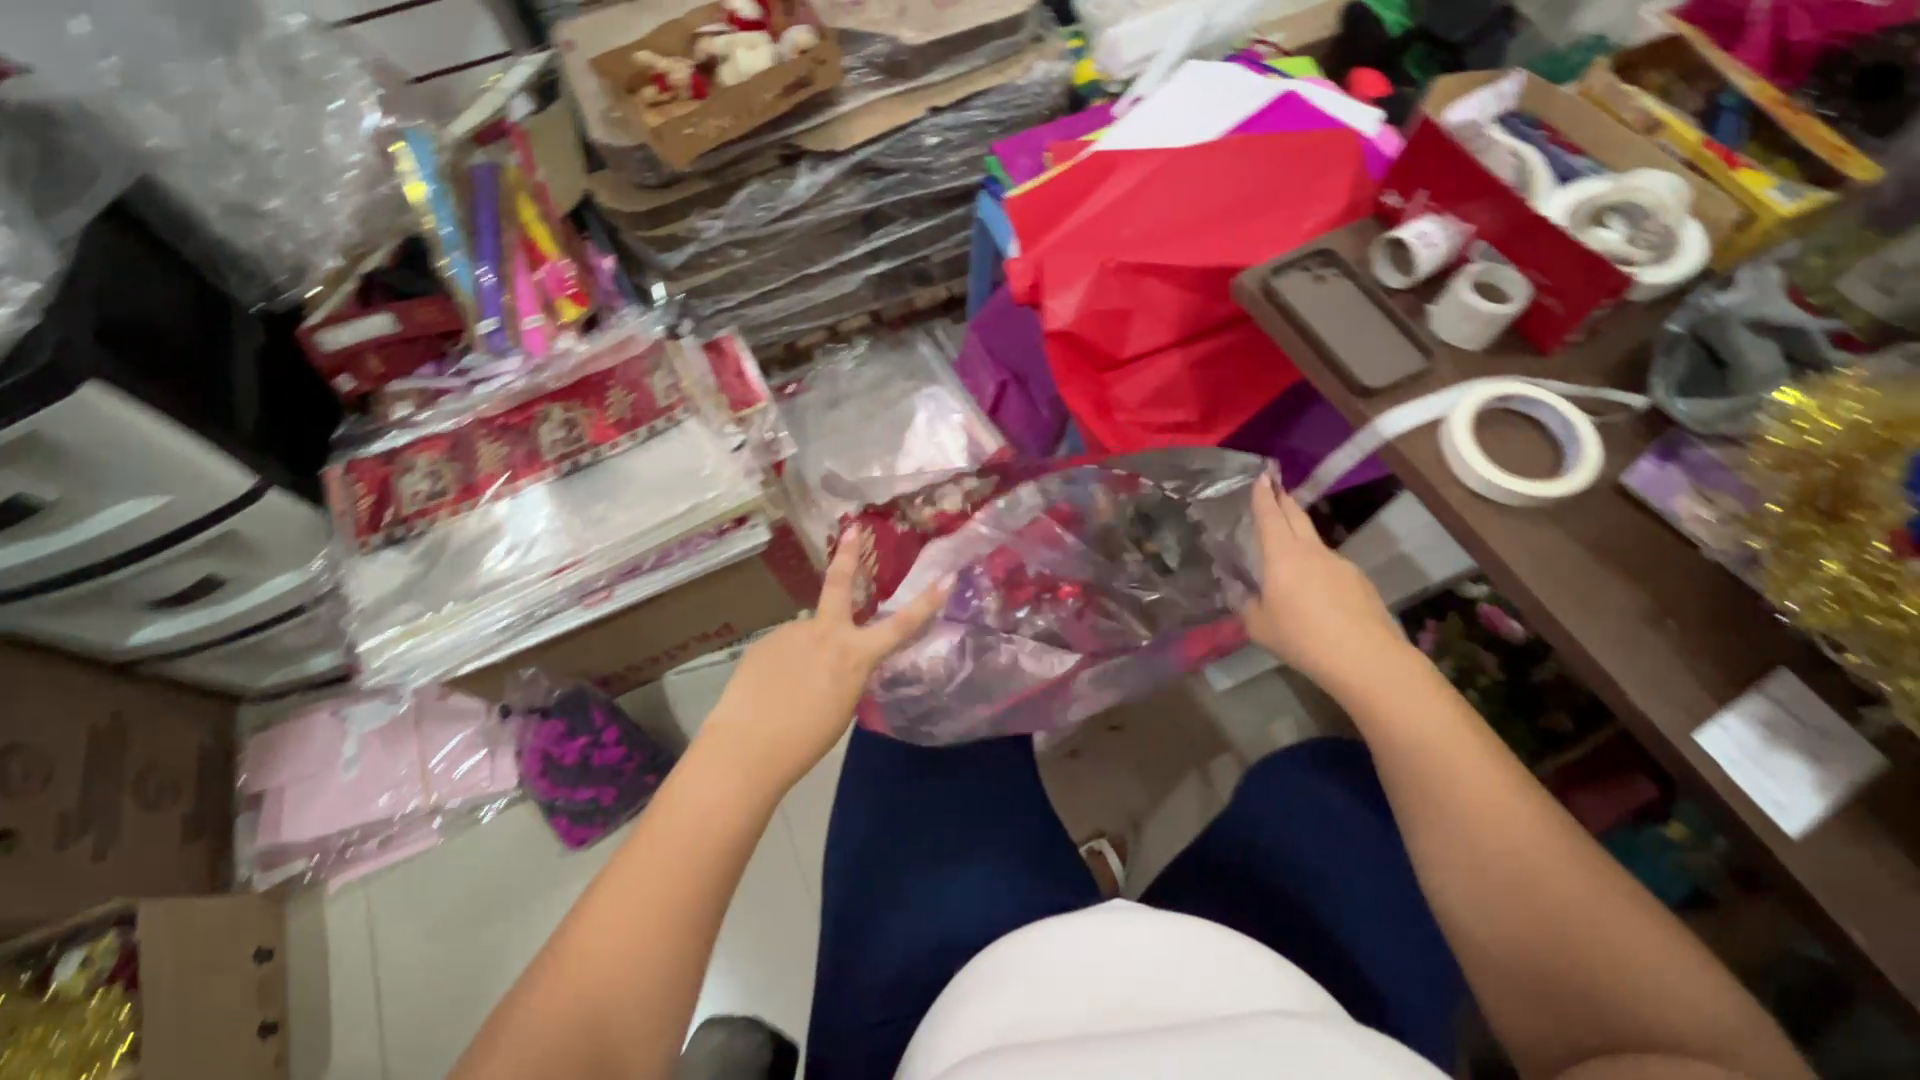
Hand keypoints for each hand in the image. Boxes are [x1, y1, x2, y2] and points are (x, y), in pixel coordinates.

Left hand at [696, 524, 948, 792]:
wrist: (747, 746)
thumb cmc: (805, 739)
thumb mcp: (844, 705)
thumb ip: (847, 672)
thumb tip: (836, 656)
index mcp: (854, 656)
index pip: (900, 626)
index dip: (926, 602)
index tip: (946, 578)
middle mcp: (824, 633)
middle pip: (839, 585)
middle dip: (849, 556)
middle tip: (853, 530)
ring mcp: (790, 632)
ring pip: (808, 634)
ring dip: (807, 652)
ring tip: (792, 689)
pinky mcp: (764, 642)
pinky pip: (785, 648)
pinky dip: (786, 664)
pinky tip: (773, 689)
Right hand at [1240, 474, 1408, 686]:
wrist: (1363, 656)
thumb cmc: (1302, 638)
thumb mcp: (1259, 627)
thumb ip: (1246, 604)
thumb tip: (1241, 591)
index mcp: (1282, 557)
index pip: (1270, 517)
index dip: (1263, 496)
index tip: (1262, 477)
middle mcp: (1312, 552)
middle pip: (1297, 517)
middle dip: (1284, 501)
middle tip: (1276, 489)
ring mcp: (1340, 564)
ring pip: (1315, 544)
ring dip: (1301, 540)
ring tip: (1289, 555)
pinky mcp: (1359, 581)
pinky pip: (1332, 568)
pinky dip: (1319, 572)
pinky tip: (1318, 595)